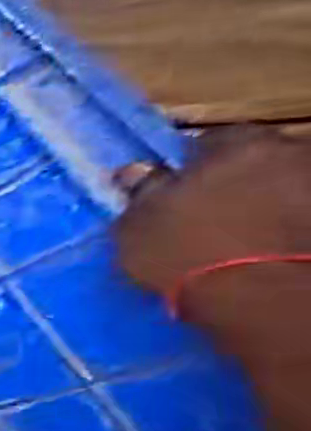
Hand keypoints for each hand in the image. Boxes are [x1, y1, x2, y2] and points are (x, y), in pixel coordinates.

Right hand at [113, 126, 310, 299]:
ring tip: (236, 227)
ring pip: (282, 182)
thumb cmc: (184, 249)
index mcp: (239, 145)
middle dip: (233, 176)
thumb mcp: (136, 223)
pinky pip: (297, 209)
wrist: (259, 291)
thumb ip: (141, 192)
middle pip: (256, 157)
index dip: (189, 161)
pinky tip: (261, 239)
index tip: (171, 183)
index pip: (210, 139)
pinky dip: (282, 218)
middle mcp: (292, 151)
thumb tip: (137, 170)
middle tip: (205, 205)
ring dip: (262, 197)